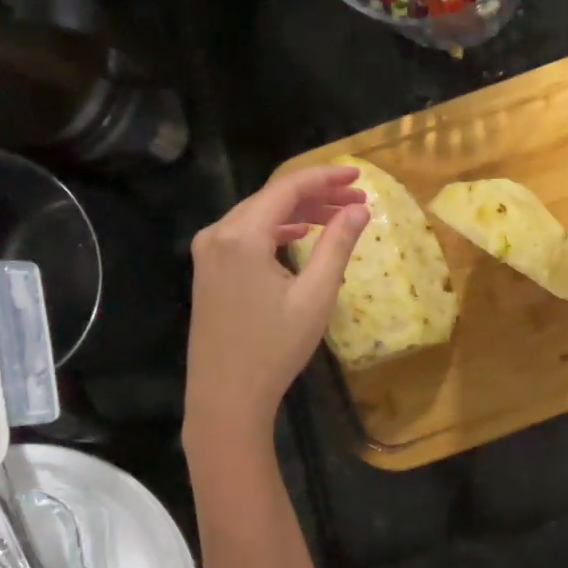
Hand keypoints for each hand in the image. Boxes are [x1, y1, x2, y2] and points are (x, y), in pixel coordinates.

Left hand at [184, 165, 369, 443]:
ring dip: (299, 212)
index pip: (287, 189)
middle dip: (316, 195)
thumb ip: (337, 246)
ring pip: (259, 215)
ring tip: (338, 216)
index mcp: (242, 236)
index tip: (359, 175)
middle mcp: (218, 233)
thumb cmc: (275, 346)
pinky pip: (246, 234)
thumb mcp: (316, 296)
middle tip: (358, 199)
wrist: (226, 392)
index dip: (325, 177)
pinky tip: (300, 235)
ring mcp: (208, 251)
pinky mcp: (209, 269)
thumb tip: (359, 210)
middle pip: (271, 198)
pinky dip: (278, 229)